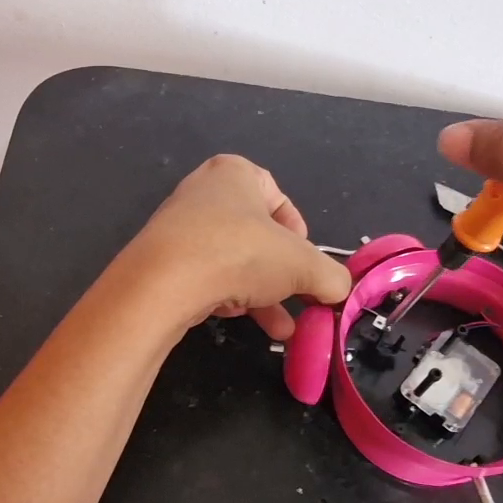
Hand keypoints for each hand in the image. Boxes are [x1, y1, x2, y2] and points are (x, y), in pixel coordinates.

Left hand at [120, 155, 352, 339]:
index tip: (306, 266)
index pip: (280, 200)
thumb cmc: (239, 253)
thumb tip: (339, 290)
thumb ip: (330, 276)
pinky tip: (239, 319)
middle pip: (258, 237)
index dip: (300, 236)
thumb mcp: (302, 265)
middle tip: (298, 301)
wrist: (163, 284)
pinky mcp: (164, 261)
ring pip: (234, 261)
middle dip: (282, 275)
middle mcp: (204, 193)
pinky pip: (207, 277)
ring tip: (281, 329)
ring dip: (261, 296)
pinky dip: (228, 297)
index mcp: (236, 174)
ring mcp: (179, 227)